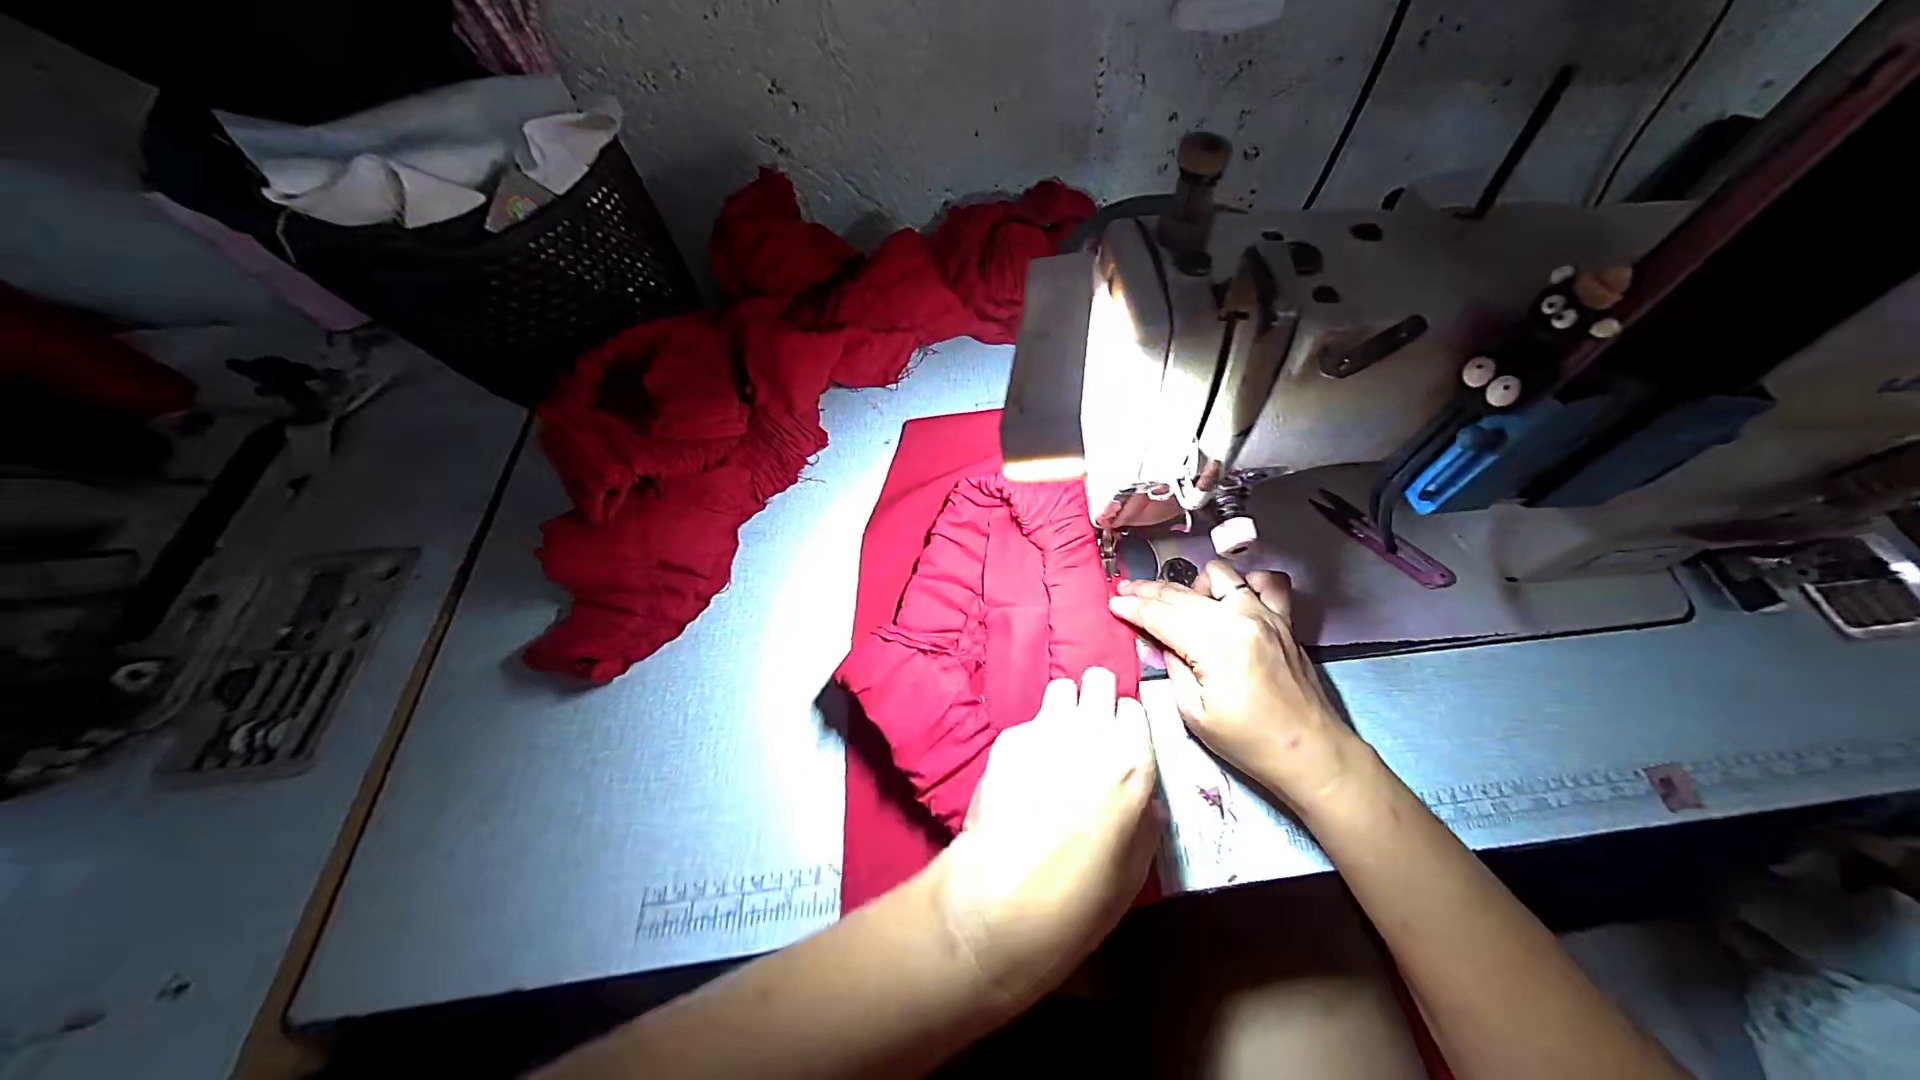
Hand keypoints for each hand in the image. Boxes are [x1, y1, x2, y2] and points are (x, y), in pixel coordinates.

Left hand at [927, 668, 1159, 1007]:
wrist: (1001, 897)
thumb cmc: (1078, 896)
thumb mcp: (1136, 867)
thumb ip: (1146, 817)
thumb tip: (1145, 798)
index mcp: (1132, 762)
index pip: (1135, 707)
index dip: (1126, 725)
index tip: (1120, 743)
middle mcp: (1091, 733)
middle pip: (1098, 679)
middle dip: (1097, 699)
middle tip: (1091, 731)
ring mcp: (1045, 730)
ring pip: (1061, 689)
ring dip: (1065, 709)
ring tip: (1058, 742)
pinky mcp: (1008, 738)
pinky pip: (1029, 722)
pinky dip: (1032, 738)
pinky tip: (1024, 771)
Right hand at [1107, 560, 1360, 811]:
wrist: (1310, 753)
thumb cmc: (1249, 742)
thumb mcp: (1194, 713)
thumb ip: (1171, 666)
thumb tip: (1154, 639)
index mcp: (1217, 645)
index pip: (1161, 614)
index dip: (1132, 607)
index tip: (1113, 602)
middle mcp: (1242, 619)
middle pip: (1183, 593)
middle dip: (1149, 591)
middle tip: (1127, 591)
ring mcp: (1267, 615)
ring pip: (1220, 574)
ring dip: (1193, 583)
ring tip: (1179, 601)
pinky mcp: (1284, 619)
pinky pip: (1265, 581)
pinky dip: (1244, 581)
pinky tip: (1230, 596)